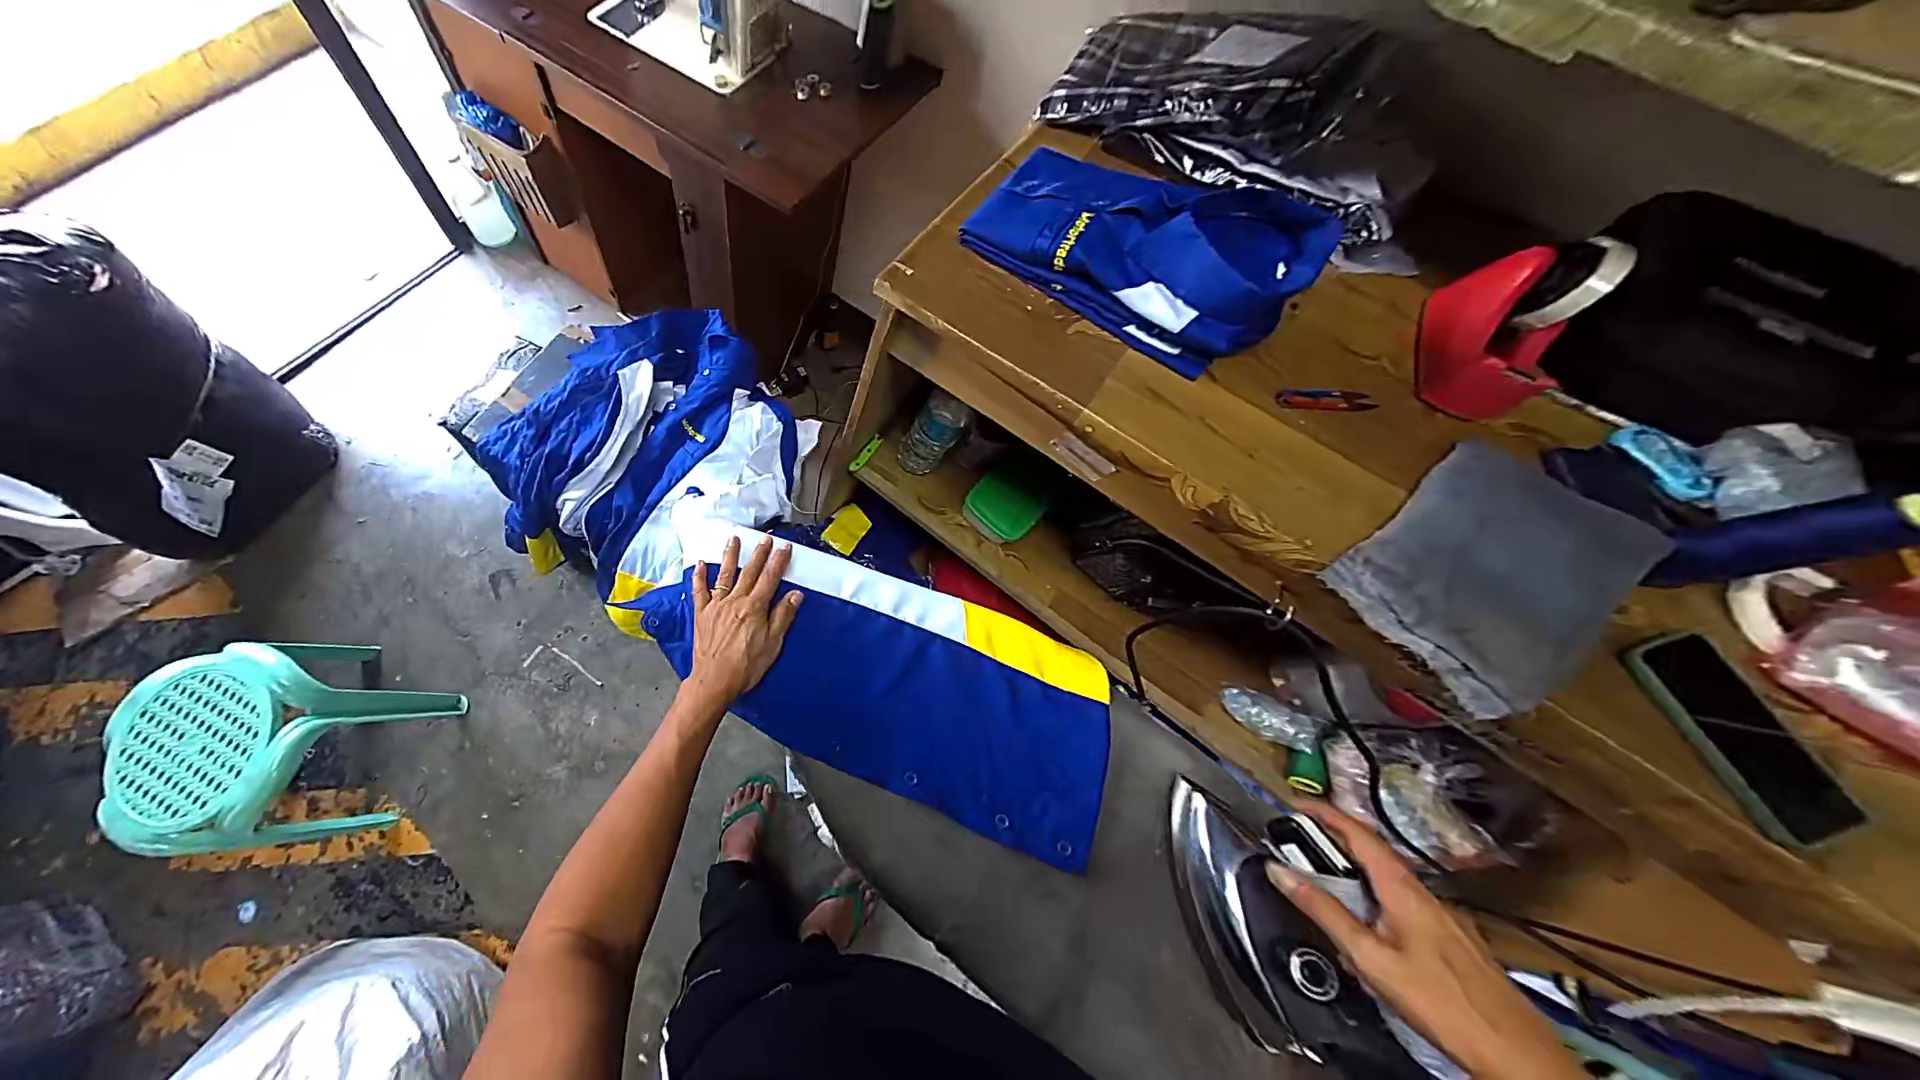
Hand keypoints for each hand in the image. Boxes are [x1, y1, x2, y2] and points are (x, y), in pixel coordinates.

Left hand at [686, 536, 803, 705]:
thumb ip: (783, 616)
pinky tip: (700, 564)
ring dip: (730, 556)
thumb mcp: (773, 643)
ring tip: (734, 539)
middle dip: (759, 554)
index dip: (778, 561)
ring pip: (725, 575)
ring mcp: (716, 606)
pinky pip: (700, 591)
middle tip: (765, 539)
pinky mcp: (702, 614)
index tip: (784, 547)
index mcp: (755, 607)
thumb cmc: (747, 665)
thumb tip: (795, 595)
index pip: (770, 578)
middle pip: (749, 572)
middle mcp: (735, 601)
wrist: (714, 680)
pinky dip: (699, 576)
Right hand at [1266, 803, 1584, 1079]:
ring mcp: (1440, 916)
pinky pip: (1400, 909)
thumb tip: (1281, 873)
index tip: (1296, 804)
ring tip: (1326, 906)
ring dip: (1351, 884)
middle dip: (1332, 848)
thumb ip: (1323, 911)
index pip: (1358, 832)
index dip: (1324, 813)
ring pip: (1384, 884)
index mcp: (1402, 887)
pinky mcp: (1449, 939)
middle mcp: (1424, 893)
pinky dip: (1373, 910)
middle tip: (1297, 850)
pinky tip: (1366, 945)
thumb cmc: (1444, 1004)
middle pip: (1370, 855)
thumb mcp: (1370, 956)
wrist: (1515, 1054)